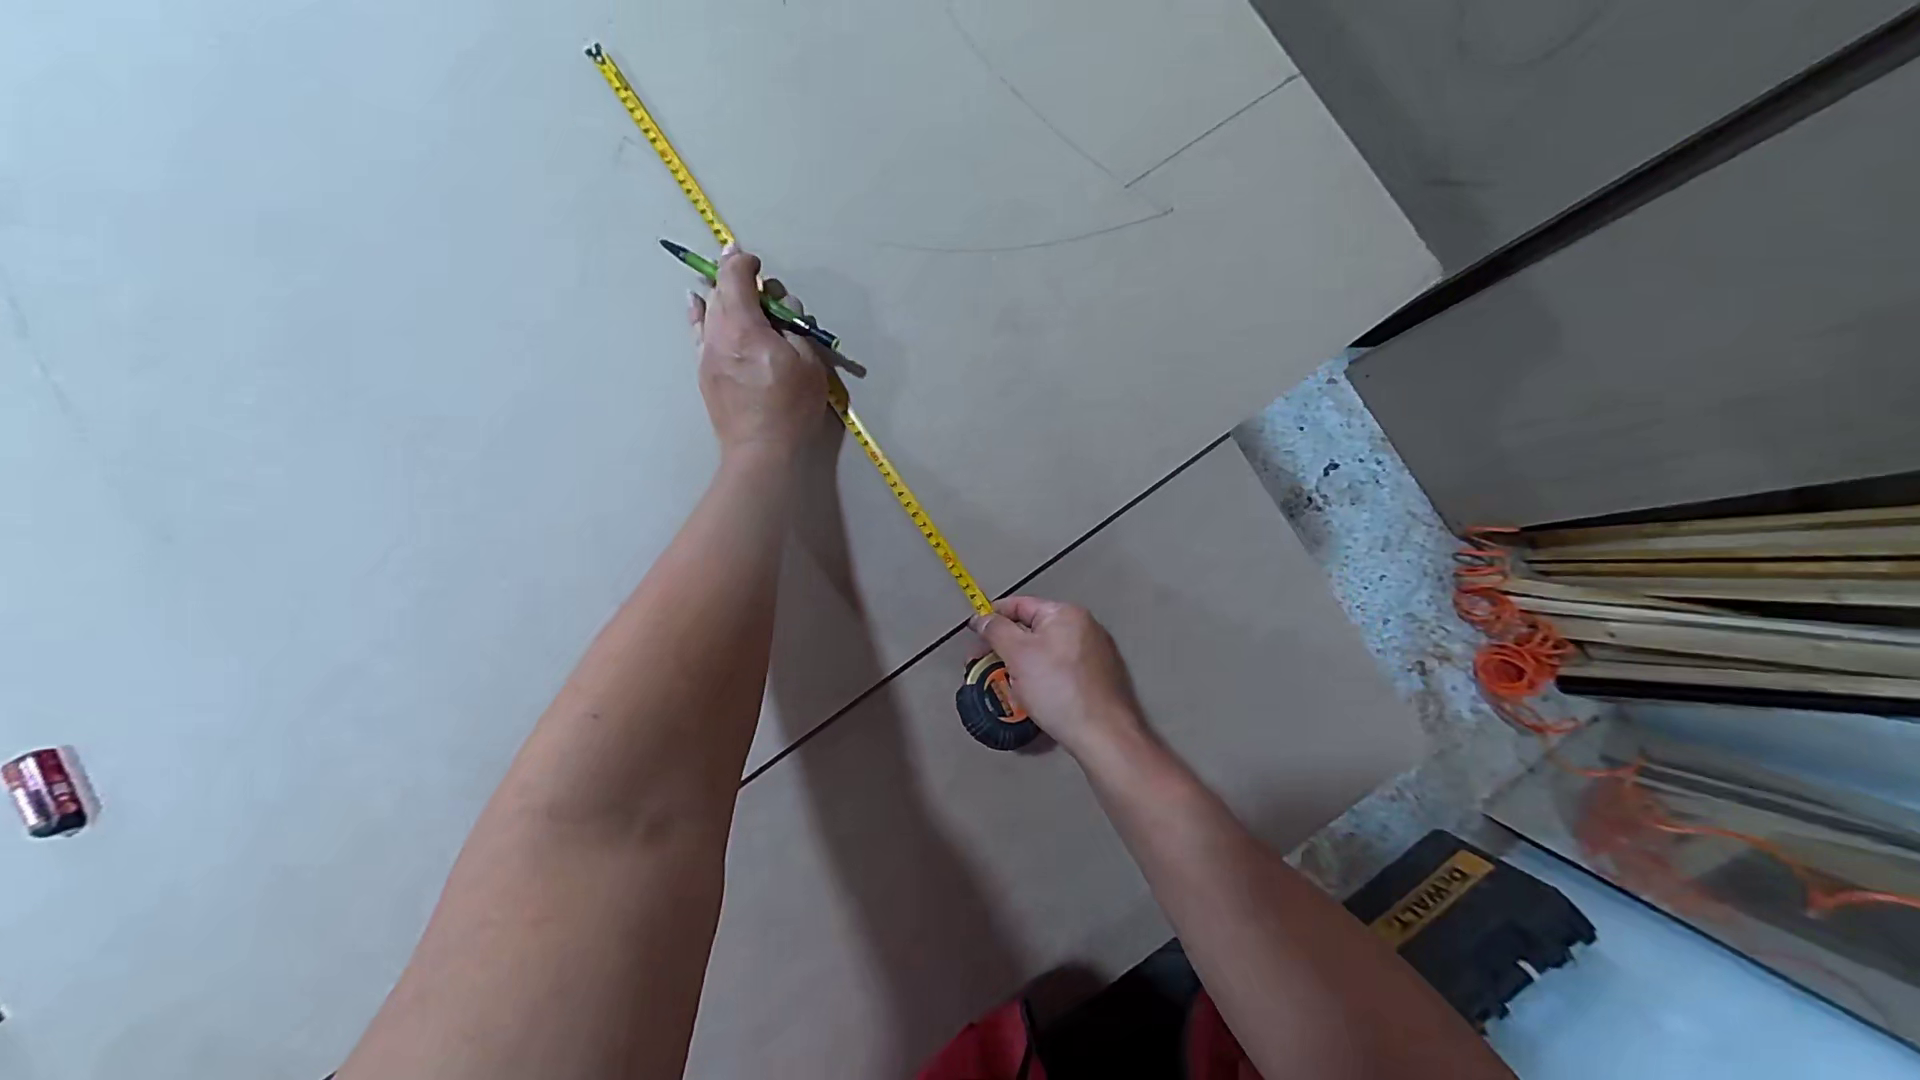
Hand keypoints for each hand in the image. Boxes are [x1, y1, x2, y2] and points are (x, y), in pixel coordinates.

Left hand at [689, 246, 828, 459]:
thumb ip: (794, 333)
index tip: (754, 262)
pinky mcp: (705, 373)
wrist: (761, 450)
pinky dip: (699, 314)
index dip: (743, 262)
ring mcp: (707, 354)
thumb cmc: (791, 408)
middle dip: (733, 277)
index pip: (735, 278)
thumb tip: (782, 319)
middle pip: (719, 292)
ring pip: (707, 312)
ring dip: (717, 294)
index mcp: (745, 327)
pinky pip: (699, 333)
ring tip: (723, 286)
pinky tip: (696, 305)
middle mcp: (719, 335)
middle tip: (750, 276)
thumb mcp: (809, 365)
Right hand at [969, 596, 1147, 756]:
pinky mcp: (1096, 677)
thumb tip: (983, 617)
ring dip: (1021, 664)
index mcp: (1066, 613)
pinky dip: (1041, 677)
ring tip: (1008, 684)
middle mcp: (1084, 627)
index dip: (992, 616)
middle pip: (1032, 628)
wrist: (1101, 733)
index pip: (1019, 604)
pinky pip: (1059, 669)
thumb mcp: (1017, 654)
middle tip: (984, 663)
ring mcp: (1093, 653)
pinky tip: (1033, 696)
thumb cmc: (1059, 689)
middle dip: (1004, 646)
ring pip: (1044, 651)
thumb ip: (996, 629)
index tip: (974, 631)